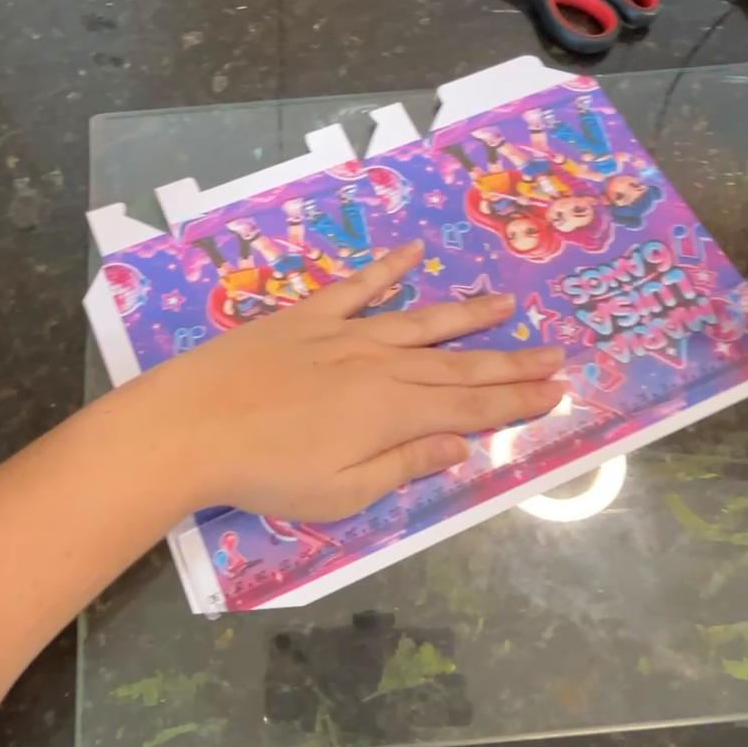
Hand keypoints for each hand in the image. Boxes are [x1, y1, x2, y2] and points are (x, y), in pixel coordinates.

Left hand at [105, 241, 564, 521]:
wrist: (191, 425)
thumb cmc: (264, 472)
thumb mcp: (341, 493)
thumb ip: (404, 465)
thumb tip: (459, 446)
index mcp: (392, 412)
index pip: (470, 408)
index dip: (516, 402)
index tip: (556, 393)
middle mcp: (380, 364)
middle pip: (457, 365)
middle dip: (510, 363)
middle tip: (555, 355)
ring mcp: (343, 333)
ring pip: (419, 322)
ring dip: (467, 316)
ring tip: (506, 306)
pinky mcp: (307, 316)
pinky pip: (355, 288)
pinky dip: (386, 270)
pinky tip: (413, 254)